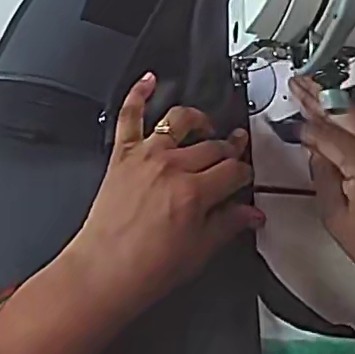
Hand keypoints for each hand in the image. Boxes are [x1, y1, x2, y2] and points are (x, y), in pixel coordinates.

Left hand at [58, 73, 261, 324]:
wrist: (102, 273)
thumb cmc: (145, 269)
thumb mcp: (198, 252)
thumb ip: (228, 225)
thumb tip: (251, 213)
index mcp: (194, 193)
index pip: (234, 170)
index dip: (244, 173)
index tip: (244, 178)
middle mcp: (172, 167)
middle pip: (213, 145)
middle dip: (229, 149)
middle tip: (233, 154)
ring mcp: (146, 155)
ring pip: (180, 120)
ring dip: (198, 119)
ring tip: (205, 126)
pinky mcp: (123, 153)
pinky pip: (130, 114)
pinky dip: (139, 93)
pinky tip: (149, 80)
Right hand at [293, 76, 354, 321]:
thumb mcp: (334, 214)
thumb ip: (321, 176)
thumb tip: (313, 154)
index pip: (324, 132)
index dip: (303, 127)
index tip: (288, 122)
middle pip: (341, 111)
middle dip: (317, 95)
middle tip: (297, 82)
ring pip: (352, 115)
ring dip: (328, 103)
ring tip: (307, 91)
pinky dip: (340, 118)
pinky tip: (328, 117)